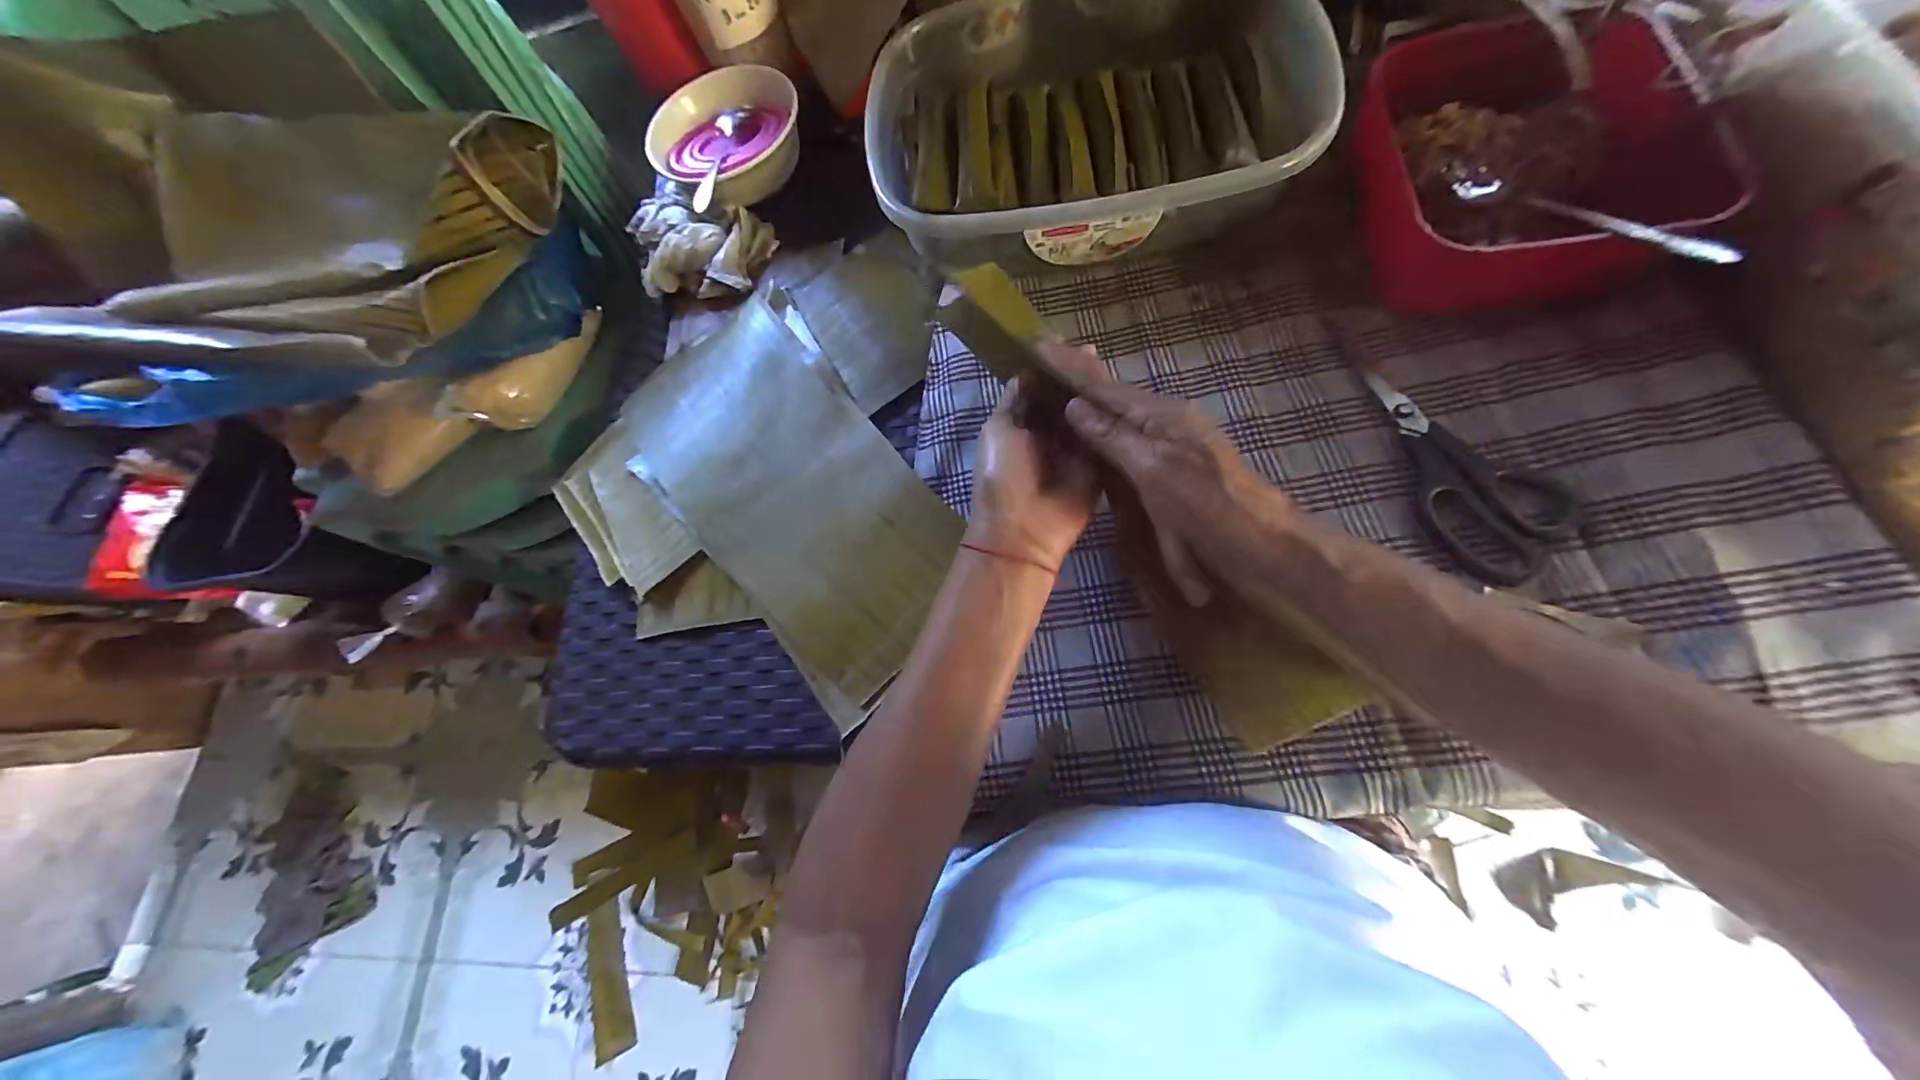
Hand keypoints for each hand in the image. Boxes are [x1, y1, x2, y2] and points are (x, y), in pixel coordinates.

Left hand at [965, 343, 1101, 571]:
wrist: (1022, 529)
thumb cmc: (1001, 475)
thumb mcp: (999, 428)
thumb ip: (1016, 398)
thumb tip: (1029, 369)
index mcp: (1023, 423)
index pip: (1042, 388)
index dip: (1053, 368)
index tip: (1066, 341)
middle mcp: (1050, 433)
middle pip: (1068, 399)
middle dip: (1077, 377)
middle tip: (1094, 351)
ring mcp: (1076, 449)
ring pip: (1088, 414)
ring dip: (1095, 393)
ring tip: (1107, 365)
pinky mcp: (1097, 465)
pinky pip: (1106, 437)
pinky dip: (1111, 418)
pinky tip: (1120, 394)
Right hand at [1062, 374, 1295, 605]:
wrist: (1258, 540)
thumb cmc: (1204, 507)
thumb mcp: (1153, 471)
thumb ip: (1114, 438)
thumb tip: (1075, 406)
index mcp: (1160, 415)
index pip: (1104, 387)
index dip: (1070, 368)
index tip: (1038, 345)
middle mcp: (1165, 419)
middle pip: (1113, 394)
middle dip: (1080, 376)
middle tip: (1043, 356)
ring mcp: (1171, 440)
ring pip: (1122, 413)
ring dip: (1092, 397)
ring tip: (1061, 382)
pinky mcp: (1172, 461)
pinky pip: (1129, 434)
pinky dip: (1105, 424)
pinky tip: (1094, 427)